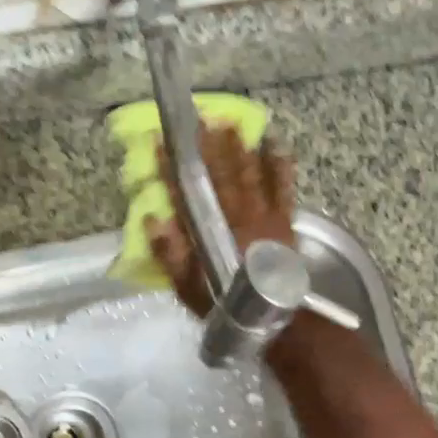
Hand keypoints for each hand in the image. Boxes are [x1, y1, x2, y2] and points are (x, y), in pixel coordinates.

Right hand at [145, 122, 297, 318]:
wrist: (275, 319)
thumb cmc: (226, 304)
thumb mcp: (188, 288)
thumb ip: (171, 255)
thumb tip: (153, 220)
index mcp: (210, 232)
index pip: (185, 192)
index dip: (171, 167)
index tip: (159, 142)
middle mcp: (237, 217)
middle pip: (220, 174)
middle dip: (206, 145)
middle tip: (197, 118)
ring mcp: (264, 215)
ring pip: (249, 173)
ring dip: (238, 146)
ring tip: (229, 122)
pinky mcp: (284, 219)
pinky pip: (282, 185)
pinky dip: (278, 164)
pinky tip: (274, 145)